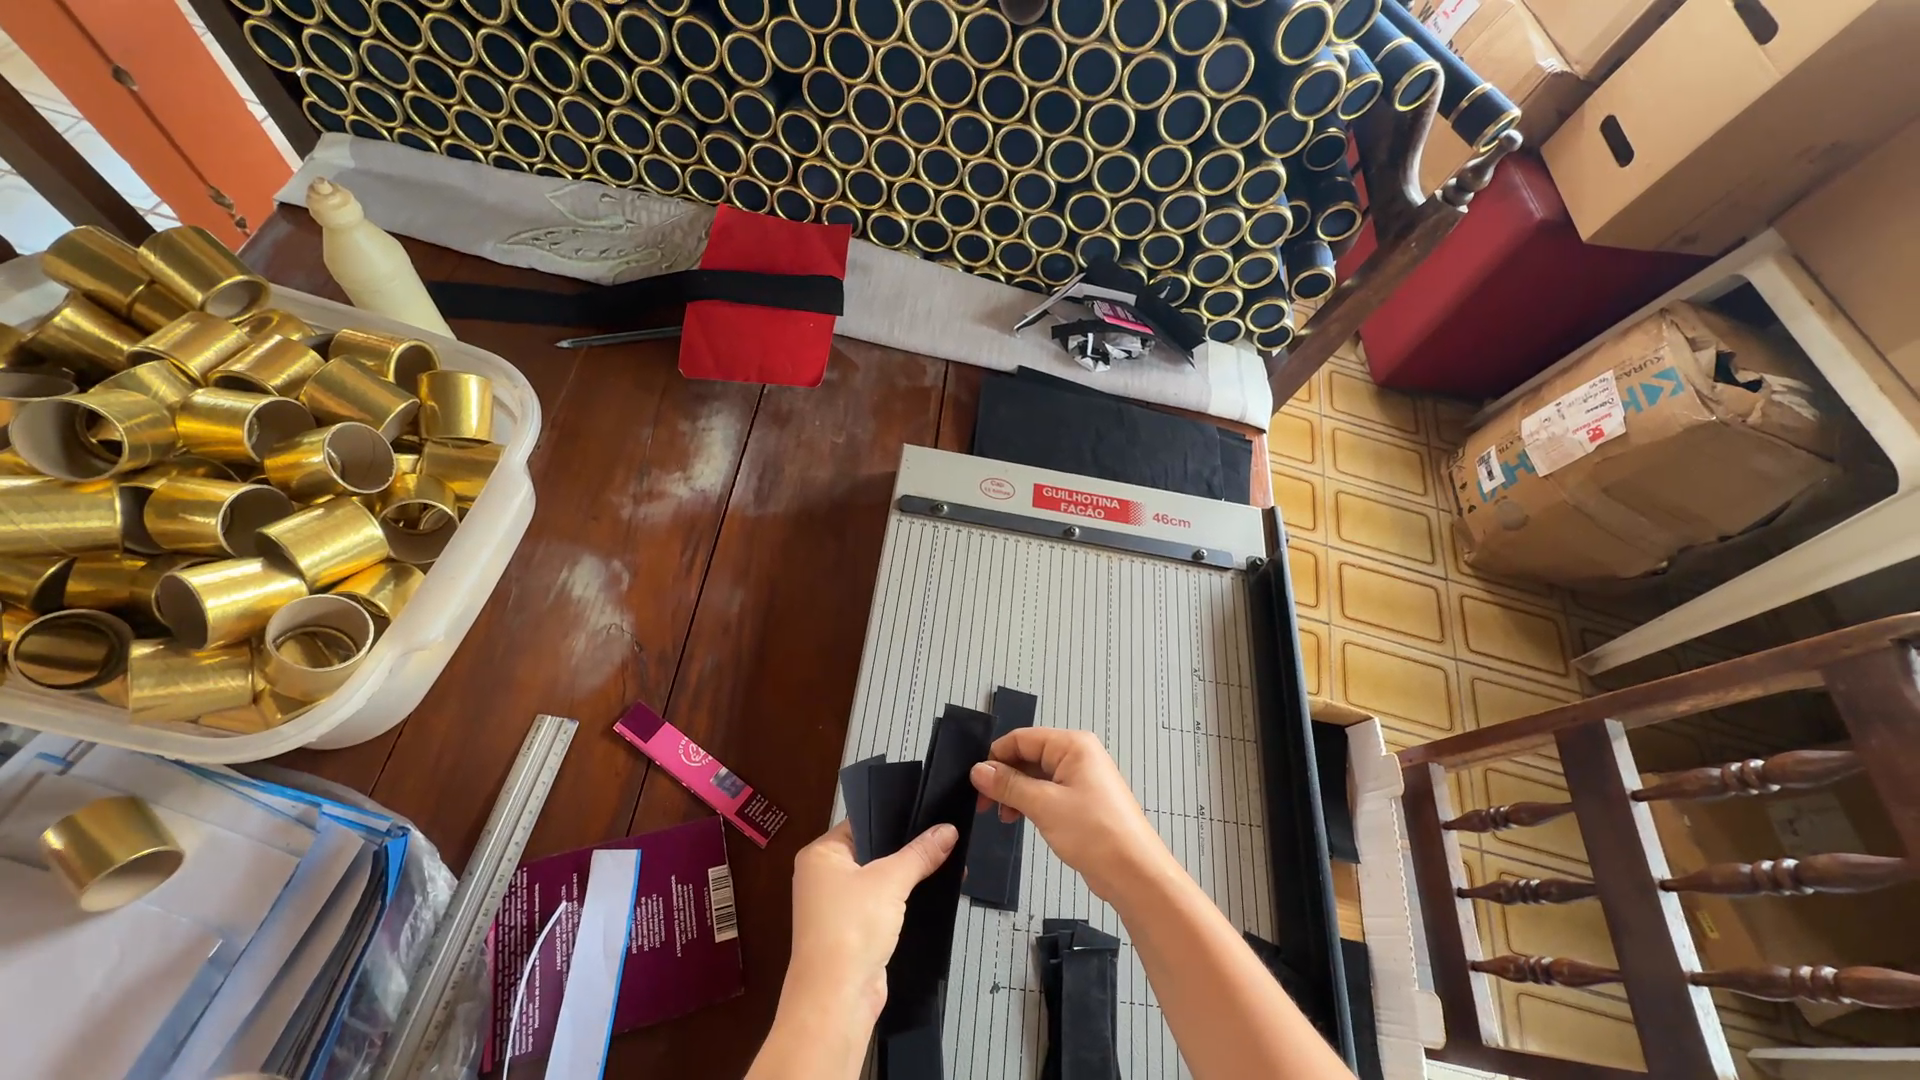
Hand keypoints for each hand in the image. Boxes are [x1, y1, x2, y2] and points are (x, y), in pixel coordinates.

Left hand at [784, 819, 956, 1025]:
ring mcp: (838, 906)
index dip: (894, 817)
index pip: (861, 823)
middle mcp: (823, 876)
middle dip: (907, 848)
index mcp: (820, 854)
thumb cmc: (852, 926)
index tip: (929, 810)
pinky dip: (903, 900)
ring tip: (947, 858)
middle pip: (873, 851)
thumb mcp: (890, 881)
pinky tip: (933, 889)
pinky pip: (883, 904)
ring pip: (880, 880)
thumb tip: (949, 829)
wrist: (837, 998)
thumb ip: (920, 854)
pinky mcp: (854, 931)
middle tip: (944, 833)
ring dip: (908, 876)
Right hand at [970, 728, 1171, 901]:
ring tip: (1003, 816)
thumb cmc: (1093, 832)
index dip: (996, 757)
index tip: (975, 783)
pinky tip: (1019, 819)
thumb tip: (978, 770)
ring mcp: (1081, 779)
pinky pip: (1048, 792)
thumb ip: (1009, 785)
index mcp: (1073, 745)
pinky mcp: (1082, 801)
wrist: (1134, 873)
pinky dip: (1030, 803)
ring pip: (1036, 776)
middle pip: (1029, 755)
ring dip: (1015, 793)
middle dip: (1004, 777)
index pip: (1023, 738)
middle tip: (984, 805)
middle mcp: (1078, 755)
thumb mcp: (1044, 805)